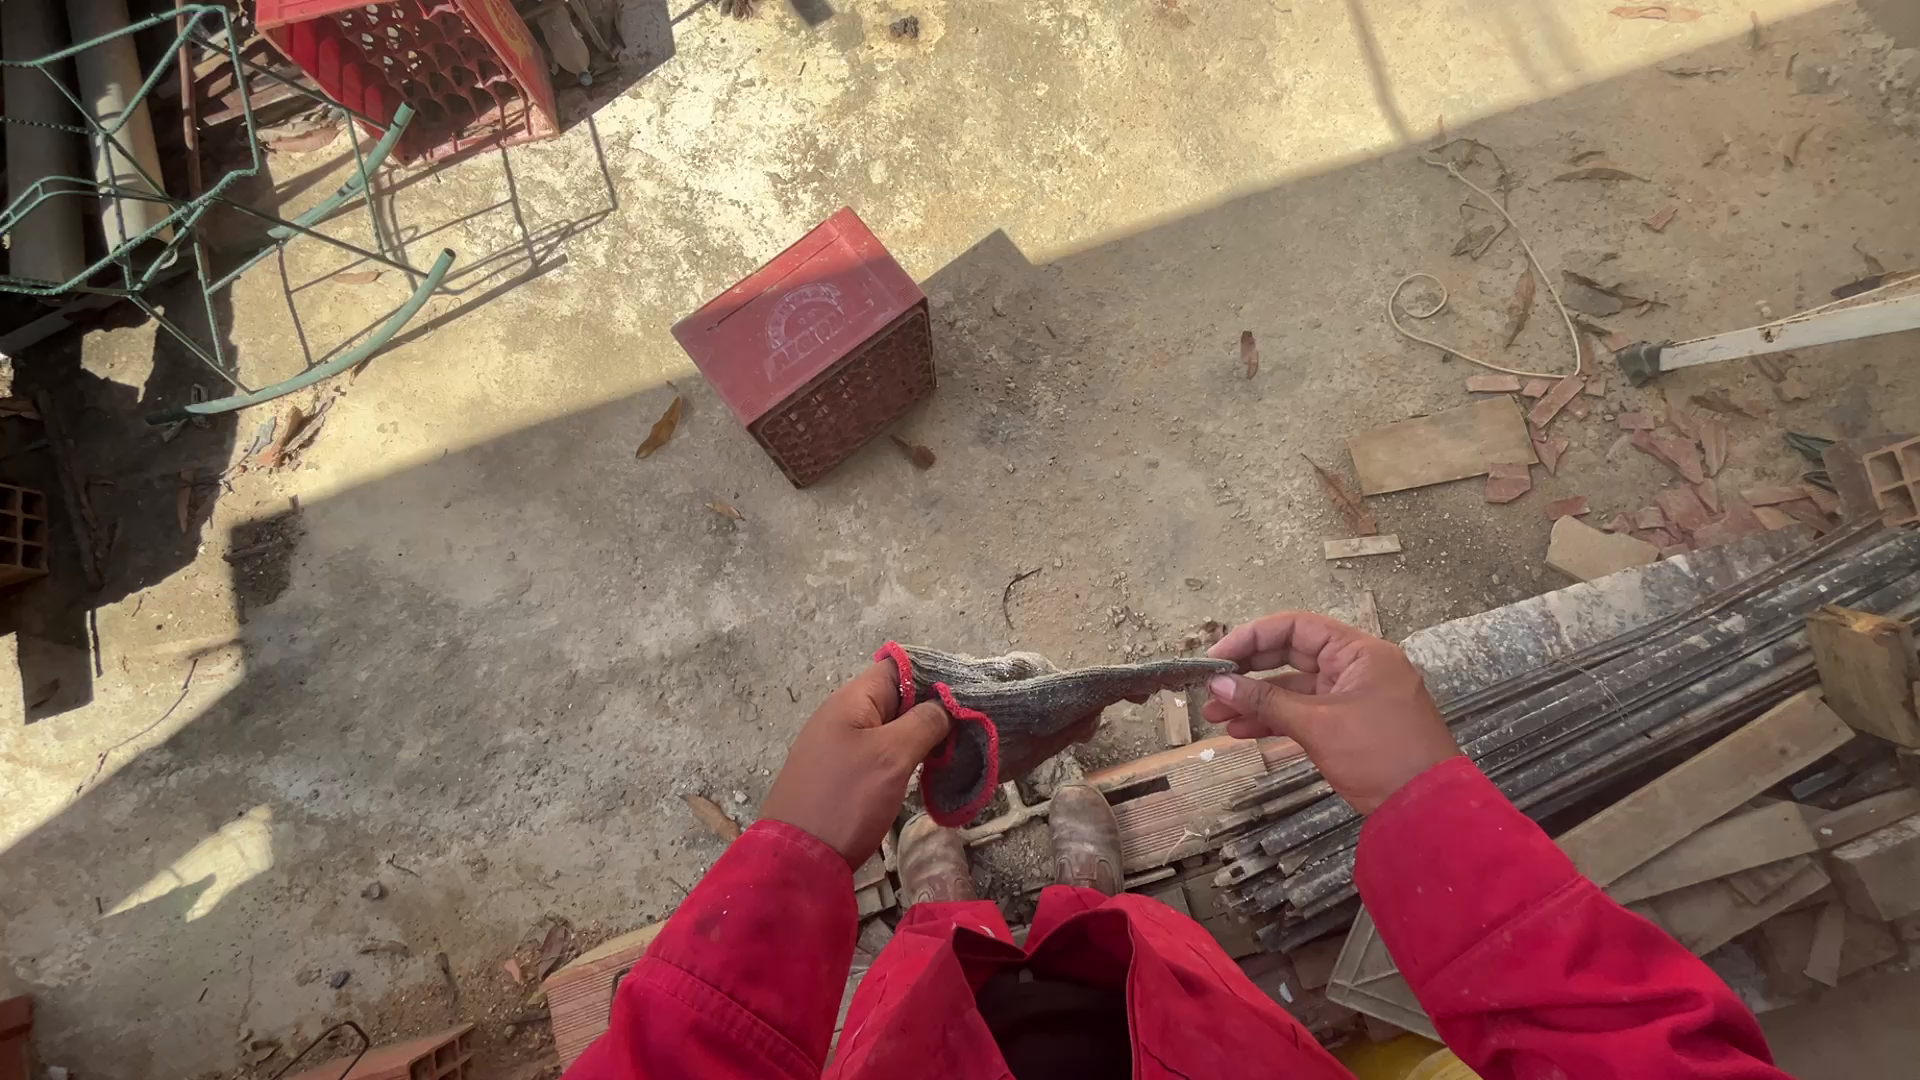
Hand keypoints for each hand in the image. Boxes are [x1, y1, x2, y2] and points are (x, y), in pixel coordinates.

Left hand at [762, 660, 951, 867]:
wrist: (797, 862)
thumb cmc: (845, 800)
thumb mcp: (891, 756)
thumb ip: (923, 722)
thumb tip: (946, 704)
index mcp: (852, 700)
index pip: (897, 668)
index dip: (933, 675)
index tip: (966, 694)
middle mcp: (844, 715)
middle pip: (897, 696)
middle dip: (932, 707)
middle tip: (969, 725)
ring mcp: (841, 745)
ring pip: (891, 726)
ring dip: (921, 734)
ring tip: (956, 747)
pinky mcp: (843, 773)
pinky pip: (881, 751)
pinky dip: (905, 755)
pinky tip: (928, 769)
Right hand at [1203, 612, 1459, 813]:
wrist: (1430, 816)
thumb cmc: (1381, 757)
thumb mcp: (1317, 724)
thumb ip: (1265, 700)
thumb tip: (1219, 683)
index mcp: (1360, 653)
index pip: (1295, 627)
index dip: (1251, 638)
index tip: (1219, 657)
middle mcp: (1355, 668)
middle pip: (1290, 656)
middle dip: (1248, 674)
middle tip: (1212, 686)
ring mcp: (1351, 698)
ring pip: (1292, 689)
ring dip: (1254, 701)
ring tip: (1216, 716)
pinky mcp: (1347, 726)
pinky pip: (1302, 713)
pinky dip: (1273, 720)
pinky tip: (1242, 731)